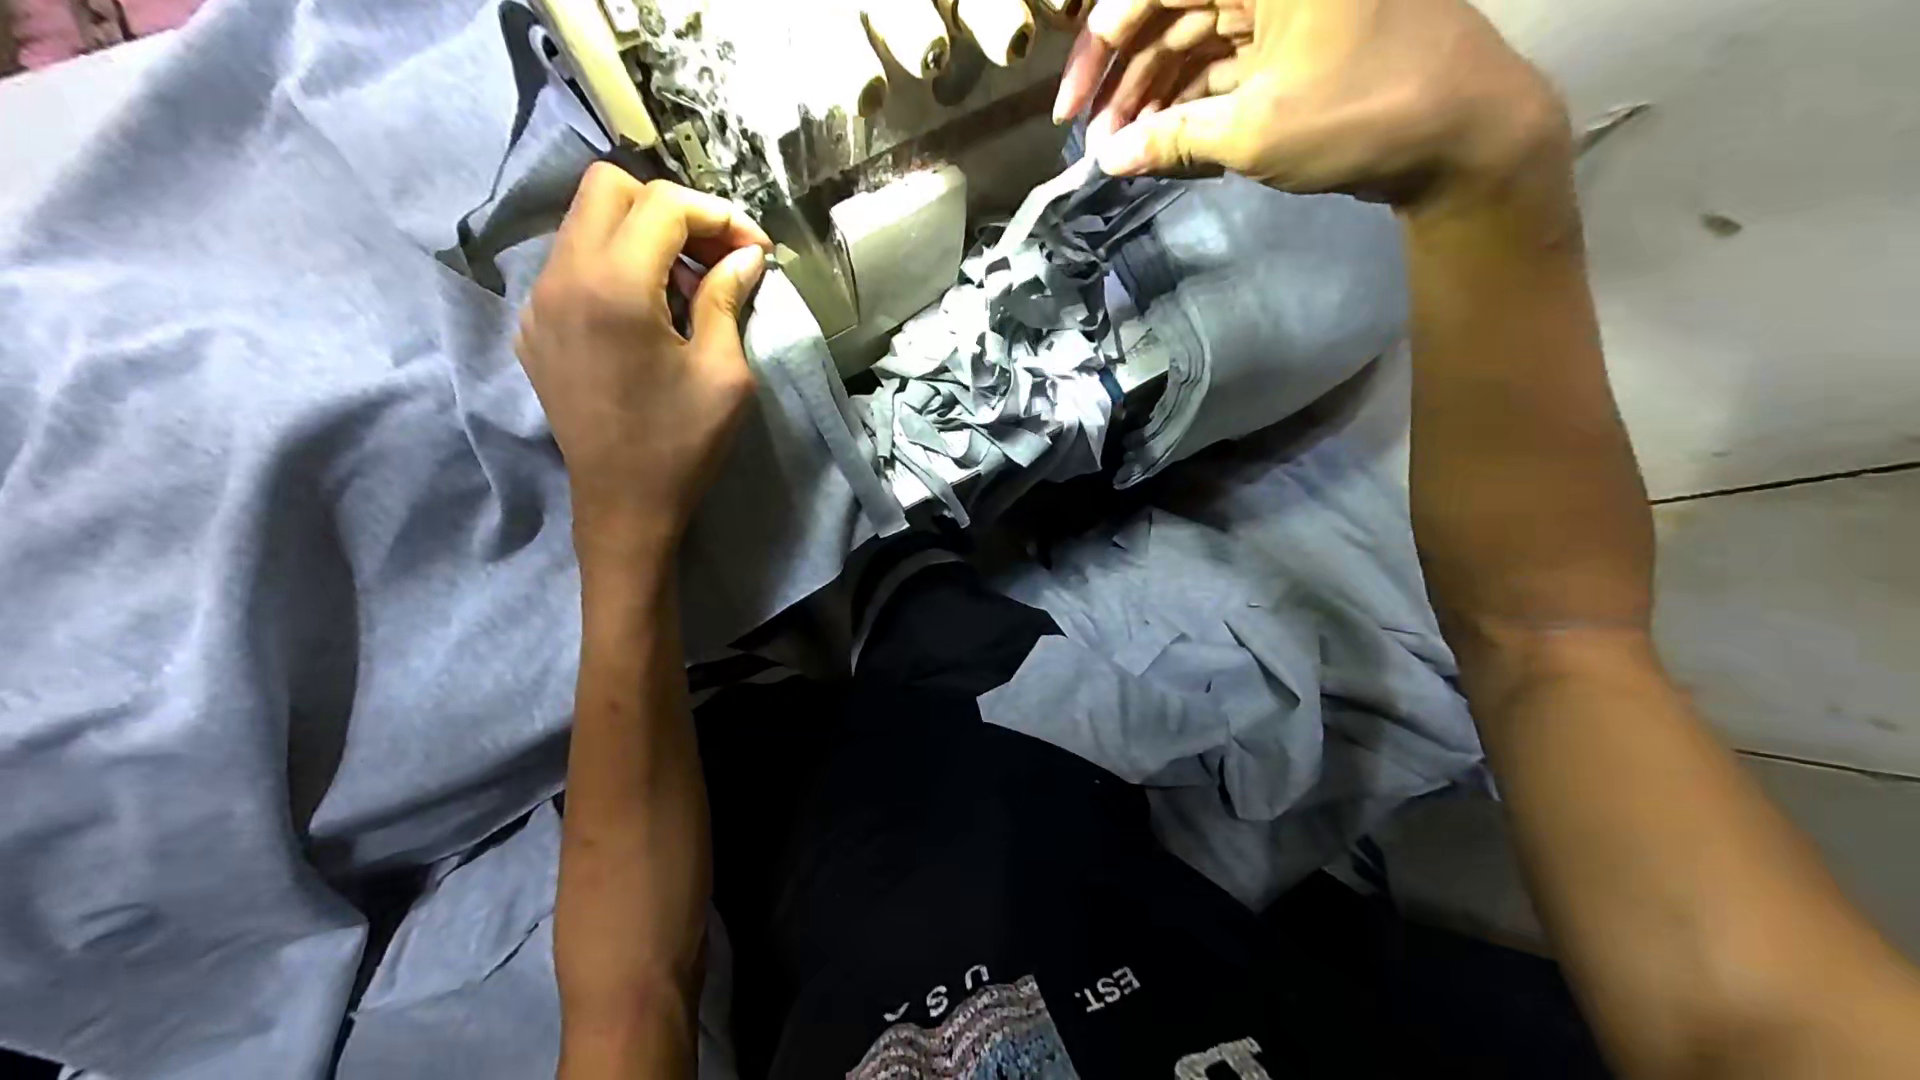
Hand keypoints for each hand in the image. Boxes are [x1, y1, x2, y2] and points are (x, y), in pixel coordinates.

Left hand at [516, 165, 771, 557]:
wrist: (624, 504)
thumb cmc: (682, 443)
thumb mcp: (724, 372)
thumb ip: (727, 299)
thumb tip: (745, 256)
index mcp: (614, 286)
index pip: (663, 204)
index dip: (717, 215)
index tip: (754, 250)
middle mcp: (562, 278)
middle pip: (609, 188)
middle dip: (672, 210)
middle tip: (716, 256)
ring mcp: (539, 303)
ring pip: (585, 223)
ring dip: (642, 236)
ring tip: (686, 287)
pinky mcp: (534, 329)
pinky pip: (571, 266)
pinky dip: (613, 267)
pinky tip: (646, 313)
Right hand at [1054, 0, 1569, 211]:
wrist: (1458, 135)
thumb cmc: (1361, 113)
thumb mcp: (1252, 131)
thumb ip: (1170, 138)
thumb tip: (1107, 159)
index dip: (1103, 43)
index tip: (1071, 105)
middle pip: (1169, 8)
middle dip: (1123, 79)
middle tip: (1089, 139)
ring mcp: (1280, 3)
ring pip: (1190, 41)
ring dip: (1150, 99)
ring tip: (1117, 154)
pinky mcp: (1288, 40)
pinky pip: (1219, 64)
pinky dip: (1186, 104)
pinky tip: (1154, 144)